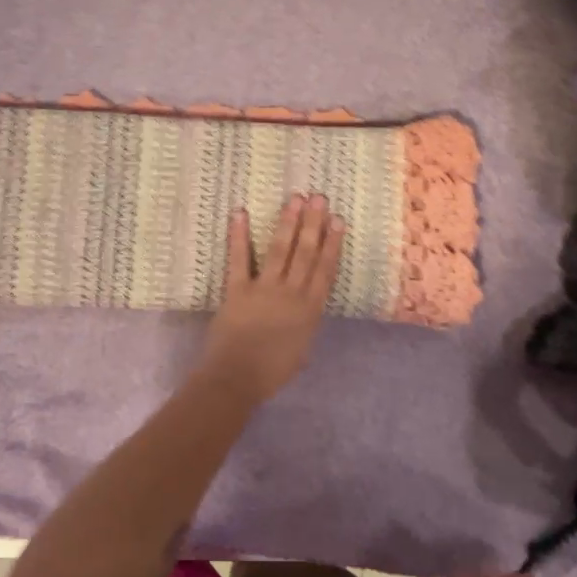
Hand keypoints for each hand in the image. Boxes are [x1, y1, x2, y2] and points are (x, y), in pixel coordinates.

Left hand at [196, 194, 344, 403]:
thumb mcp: (301, 351)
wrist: (238, 378)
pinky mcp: (237, 290)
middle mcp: (291, 293)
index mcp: (310, 309)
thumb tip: (305, 314)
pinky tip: (241, 213)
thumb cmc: (272, 372)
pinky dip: (239, 235)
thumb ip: (304, 327)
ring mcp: (264, 289)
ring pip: (281, 250)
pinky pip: (239, 259)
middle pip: (306, 253)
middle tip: (319, 198)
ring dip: (288, 222)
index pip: (325, 270)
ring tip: (295, 198)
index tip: (338, 220)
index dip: (333, 243)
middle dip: (314, 224)